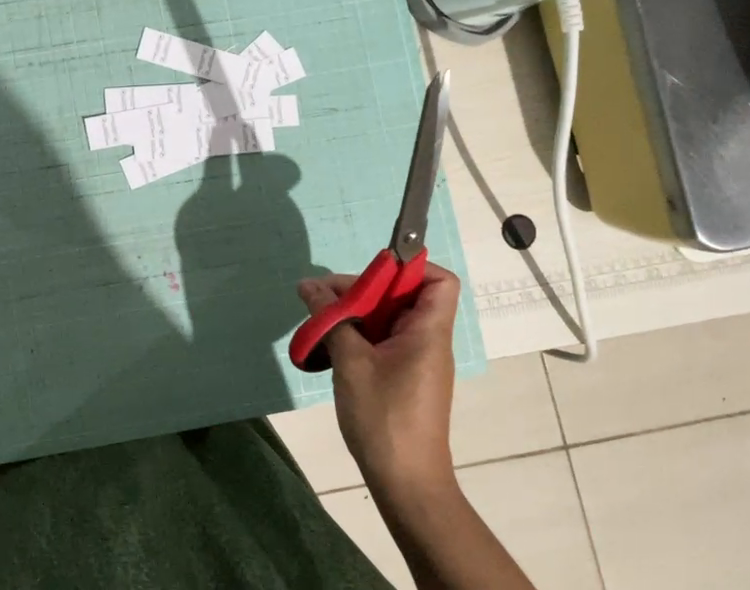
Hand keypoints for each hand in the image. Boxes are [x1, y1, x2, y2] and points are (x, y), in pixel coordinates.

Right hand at [297, 262, 460, 496]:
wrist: (405, 481)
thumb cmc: (383, 416)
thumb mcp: (350, 361)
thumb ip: (331, 318)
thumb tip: (309, 285)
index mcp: (428, 333)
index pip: (439, 282)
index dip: (410, 267)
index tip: (368, 274)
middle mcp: (428, 342)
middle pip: (404, 295)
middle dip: (363, 289)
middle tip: (323, 297)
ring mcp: (417, 361)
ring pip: (389, 318)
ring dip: (354, 313)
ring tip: (318, 319)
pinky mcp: (403, 377)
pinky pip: (383, 341)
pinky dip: (357, 335)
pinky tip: (328, 345)